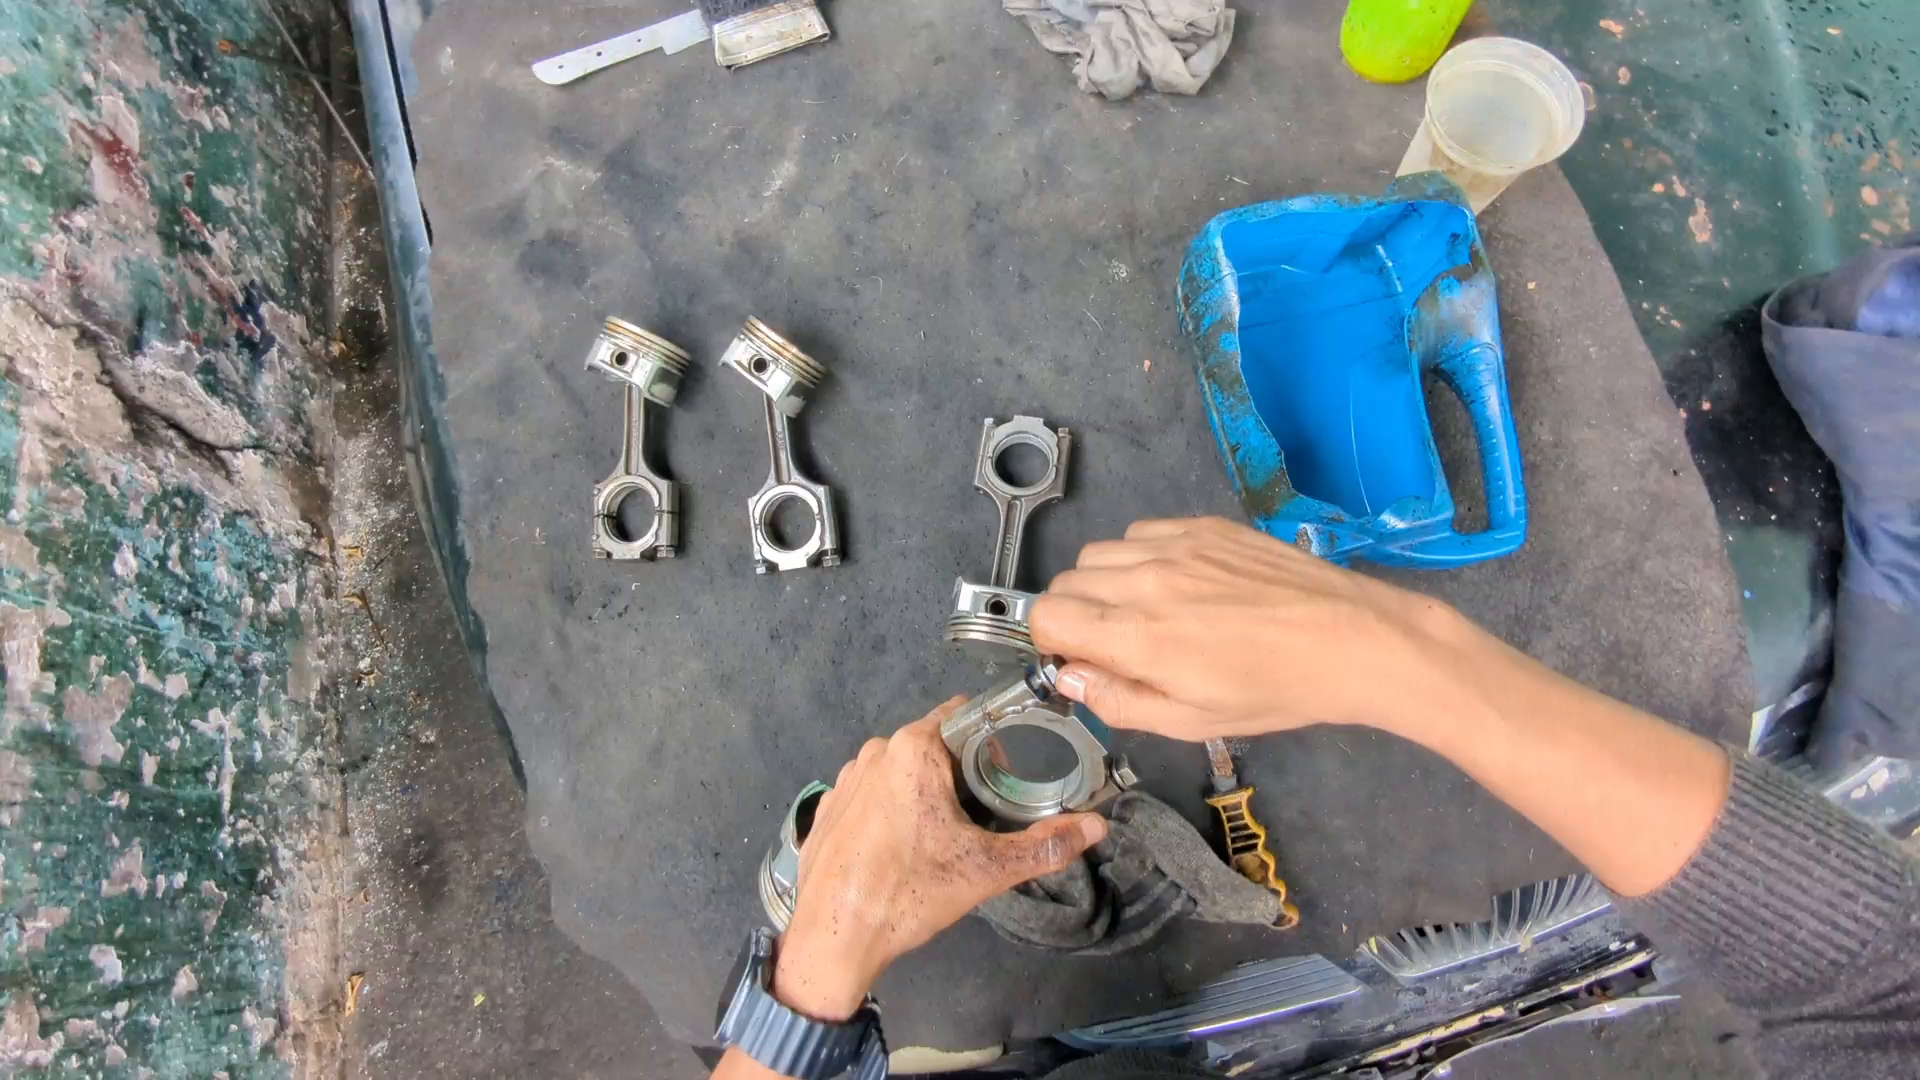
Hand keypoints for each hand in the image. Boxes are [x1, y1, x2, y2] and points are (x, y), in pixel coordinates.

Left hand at [773, 701, 1107, 1020]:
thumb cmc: (910, 892)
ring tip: (937, 839)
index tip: (1002, 782)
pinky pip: (872, 791)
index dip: (992, 743)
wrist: (831, 940)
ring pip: (902, 768)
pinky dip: (891, 809)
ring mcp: (846, 776)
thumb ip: (1045, 844)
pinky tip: (896, 850)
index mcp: (914, 748)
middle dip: (961, 774)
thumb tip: (1098, 826)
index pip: (966, 715)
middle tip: (976, 821)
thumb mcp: (986, 869)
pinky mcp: (827, 804)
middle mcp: (876, 749)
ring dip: (925, 791)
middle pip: (935, 744)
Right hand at [1029, 516, 1469, 740]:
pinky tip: (1177, 579)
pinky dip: (1139, 556)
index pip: (1045, 616)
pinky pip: (1139, 531)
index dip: (1053, 642)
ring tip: (1148, 607)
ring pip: (1096, 554)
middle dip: (1076, 614)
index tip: (1085, 658)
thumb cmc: (1271, 691)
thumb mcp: (1191, 721)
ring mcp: (1174, 543)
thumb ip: (1117, 701)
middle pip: (1064, 583)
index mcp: (1137, 635)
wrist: (1351, 639)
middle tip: (1119, 640)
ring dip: (1104, 583)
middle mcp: (1143, 579)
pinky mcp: (1201, 524)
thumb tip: (1069, 676)